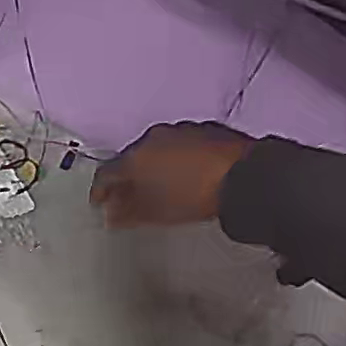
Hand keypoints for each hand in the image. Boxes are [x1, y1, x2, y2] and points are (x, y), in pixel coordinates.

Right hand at [90, 121, 253, 227]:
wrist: (245, 177)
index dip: (99, 192)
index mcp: (135, 157)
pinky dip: (172, 159)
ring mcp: (180, 130)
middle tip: (126, 198)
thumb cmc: (195, 195)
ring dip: (150, 168)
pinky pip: (177, 145)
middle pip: (129, 159)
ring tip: (156, 187)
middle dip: (126, 179)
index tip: (100, 204)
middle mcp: (153, 138)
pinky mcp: (204, 129)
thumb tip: (112, 215)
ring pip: (154, 150)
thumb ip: (127, 213)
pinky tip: (181, 175)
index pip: (105, 174)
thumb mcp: (155, 213)